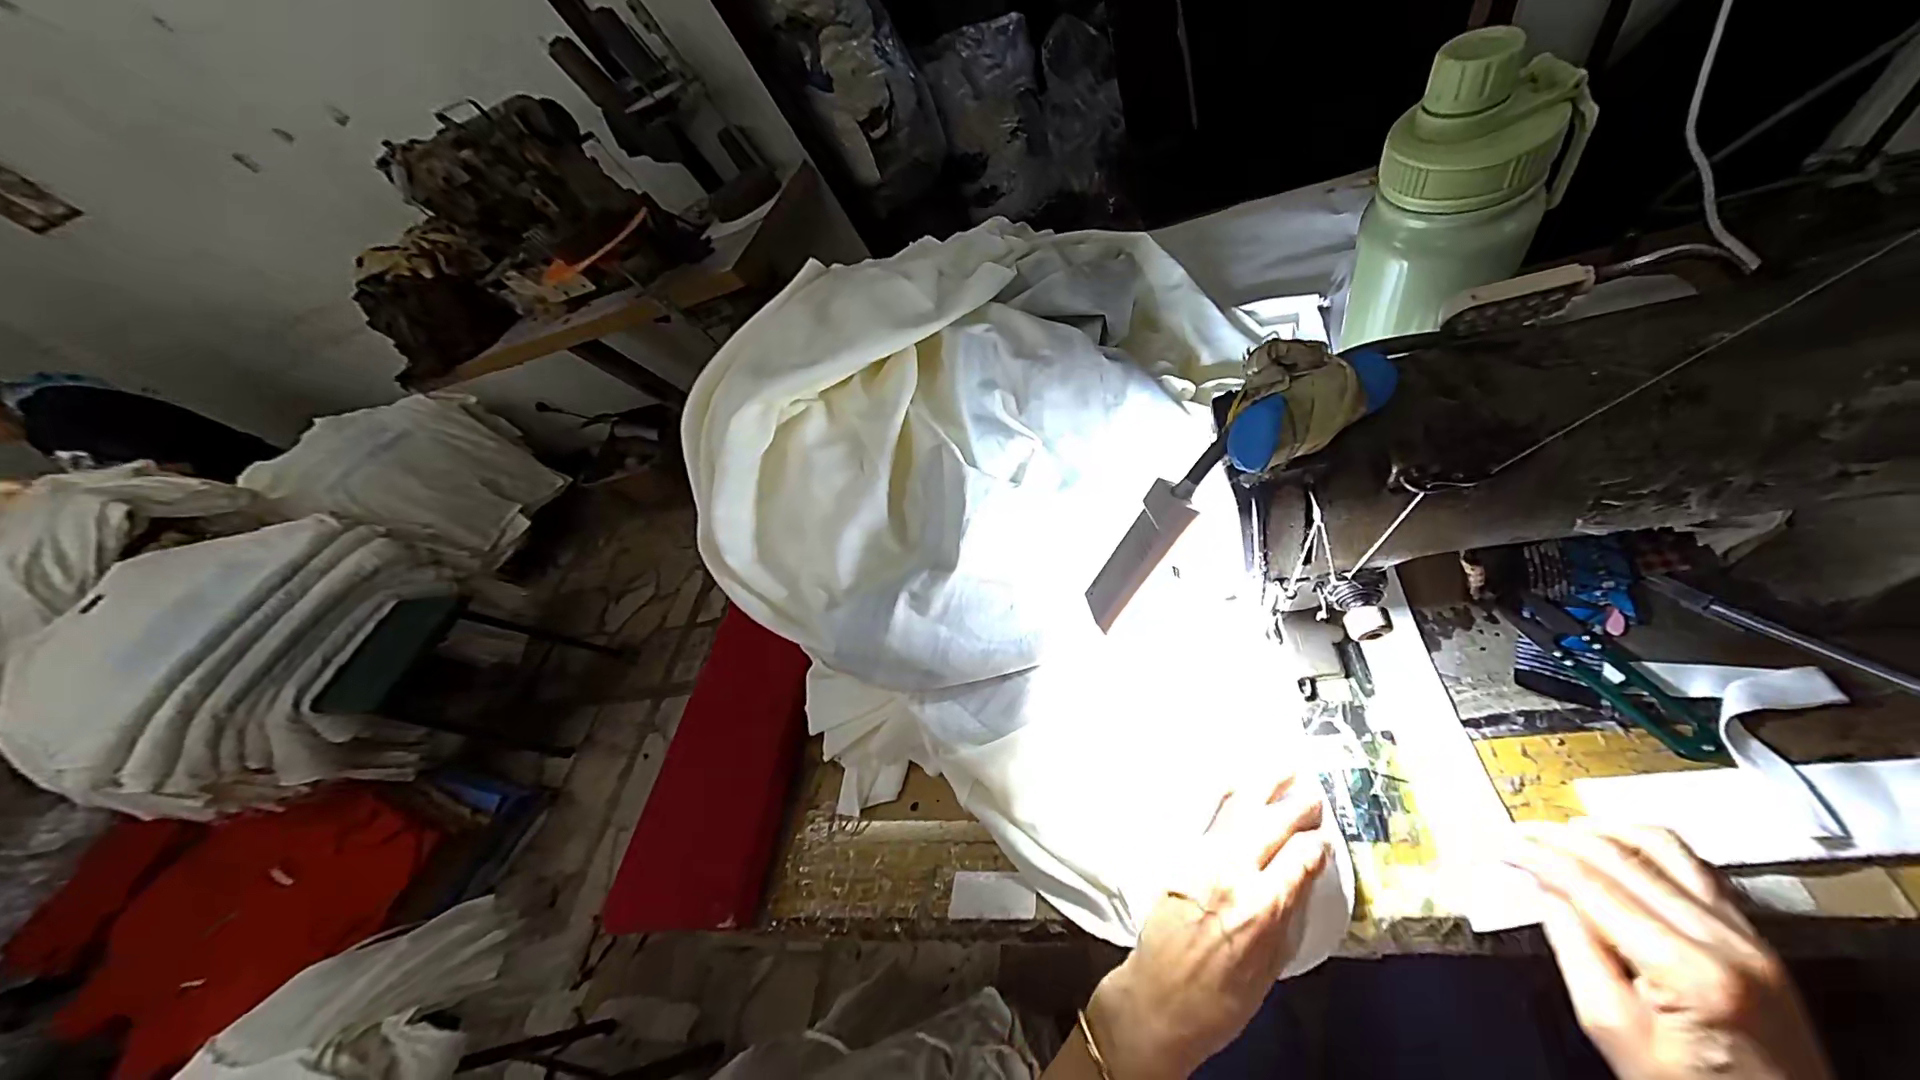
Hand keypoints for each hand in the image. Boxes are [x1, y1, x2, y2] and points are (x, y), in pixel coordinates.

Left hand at [1082, 774, 1329, 1078]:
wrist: (1156, 1000)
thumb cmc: (1216, 1003)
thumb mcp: (1268, 973)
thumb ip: (1286, 922)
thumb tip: (1300, 887)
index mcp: (1260, 908)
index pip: (1298, 860)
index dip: (1316, 845)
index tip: (1325, 835)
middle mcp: (1231, 875)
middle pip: (1270, 828)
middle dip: (1295, 806)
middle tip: (1312, 791)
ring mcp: (1201, 862)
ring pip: (1237, 814)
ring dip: (1262, 789)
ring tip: (1281, 770)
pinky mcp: (1179, 860)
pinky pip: (1208, 821)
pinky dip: (1226, 800)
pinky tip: (1236, 787)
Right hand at [1506, 822, 1830, 1079]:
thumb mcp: (1610, 1025)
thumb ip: (1573, 948)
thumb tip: (1544, 890)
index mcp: (1688, 970)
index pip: (1590, 884)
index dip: (1539, 857)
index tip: (1506, 846)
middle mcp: (1727, 943)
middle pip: (1623, 858)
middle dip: (1559, 838)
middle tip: (1520, 832)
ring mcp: (1749, 938)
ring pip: (1663, 848)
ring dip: (1602, 831)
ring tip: (1563, 831)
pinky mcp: (1758, 939)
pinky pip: (1695, 867)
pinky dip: (1645, 844)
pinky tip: (1618, 844)